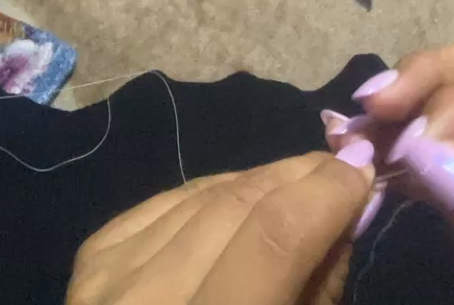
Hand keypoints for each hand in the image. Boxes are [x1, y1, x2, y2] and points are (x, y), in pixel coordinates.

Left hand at [67, 149, 375, 304]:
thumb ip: (315, 293)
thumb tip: (341, 214)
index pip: (273, 237)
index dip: (325, 193)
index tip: (362, 167)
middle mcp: (144, 299)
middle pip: (234, 206)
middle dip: (297, 176)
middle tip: (341, 162)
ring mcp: (106, 276)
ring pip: (200, 195)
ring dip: (259, 180)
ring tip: (300, 176)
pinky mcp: (91, 258)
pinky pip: (165, 202)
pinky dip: (210, 193)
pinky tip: (240, 192)